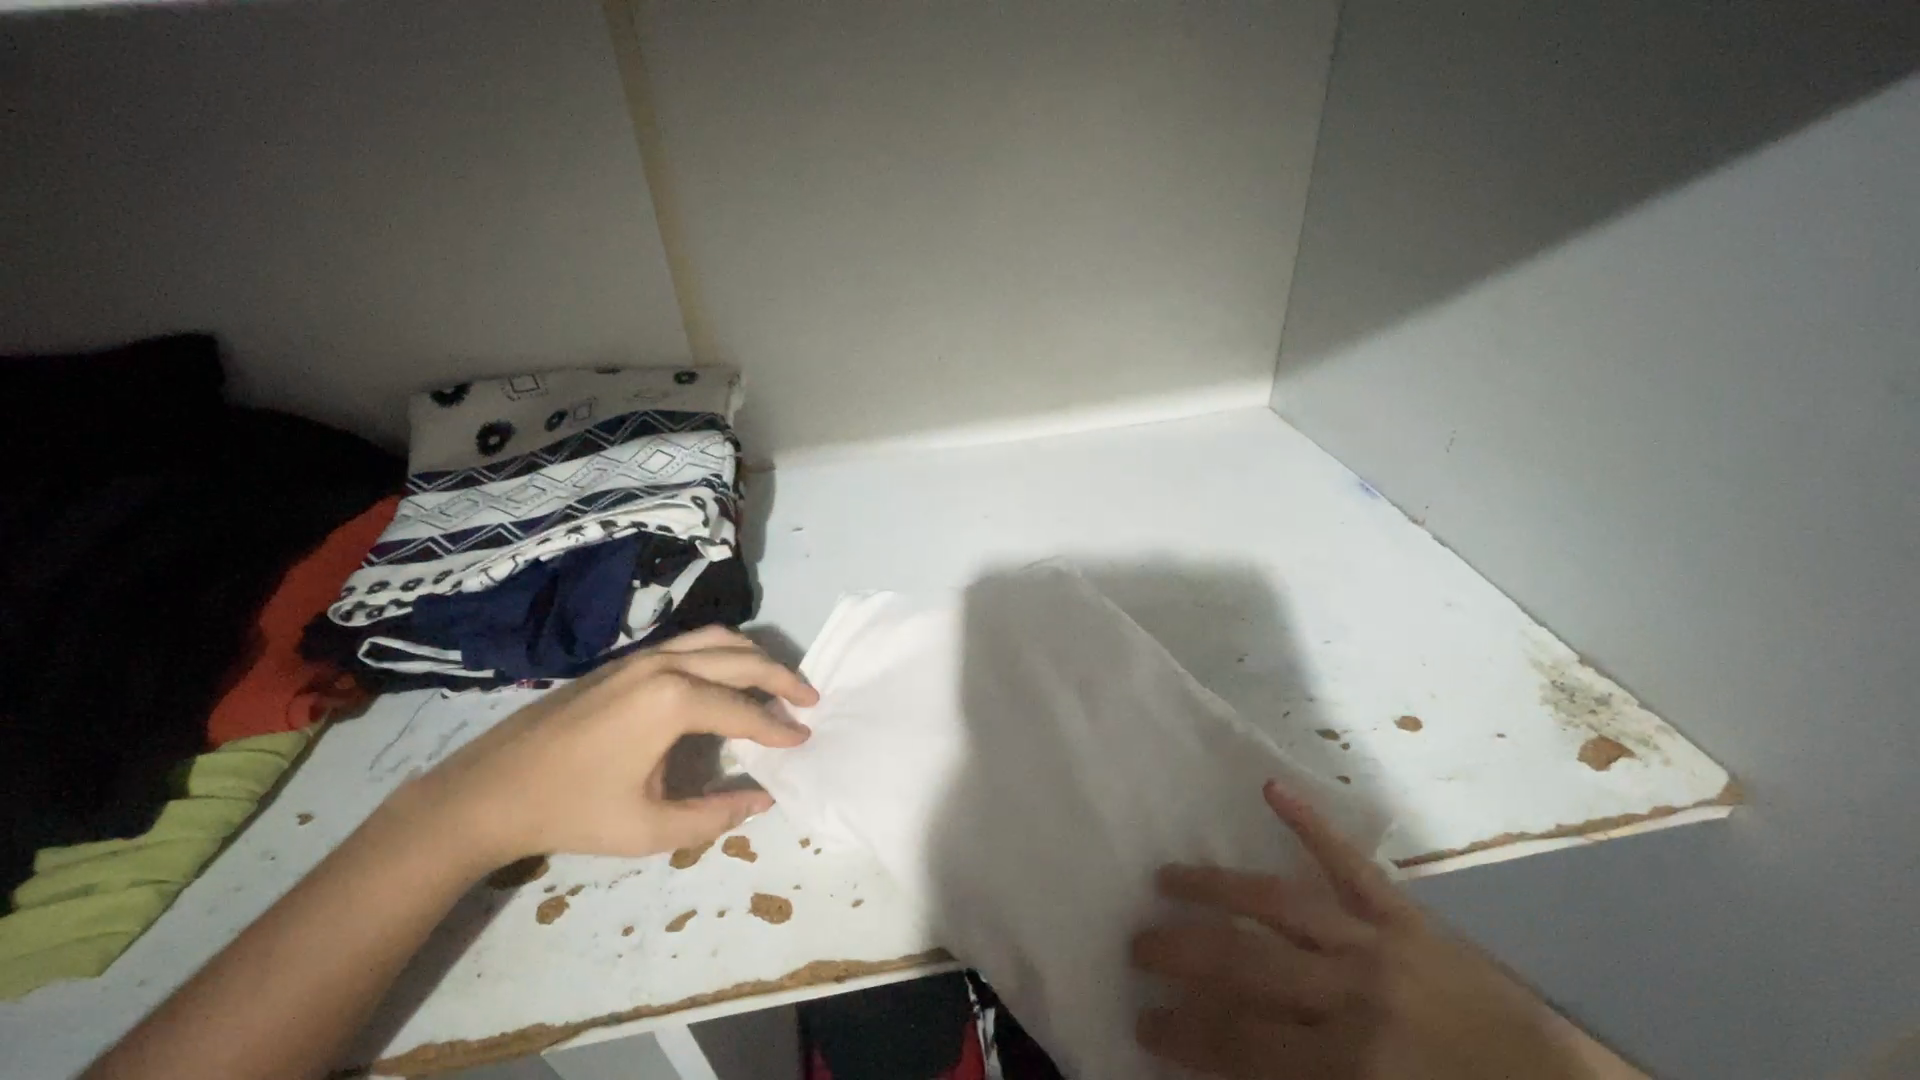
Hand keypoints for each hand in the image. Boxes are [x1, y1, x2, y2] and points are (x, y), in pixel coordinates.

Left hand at [391, 626, 816, 873]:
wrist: (491, 790)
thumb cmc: (572, 811)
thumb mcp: (650, 829)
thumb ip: (715, 815)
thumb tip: (763, 801)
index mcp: (673, 702)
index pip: (745, 711)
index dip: (780, 729)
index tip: (806, 740)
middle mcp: (664, 665)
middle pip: (741, 660)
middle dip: (782, 679)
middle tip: (810, 700)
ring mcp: (641, 657)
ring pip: (716, 640)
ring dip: (754, 659)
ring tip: (777, 684)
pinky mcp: (624, 661)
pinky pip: (691, 644)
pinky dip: (724, 655)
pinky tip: (727, 680)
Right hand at [1131, 782, 1645, 1079]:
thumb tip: (1218, 1060)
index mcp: (1348, 1066)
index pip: (1237, 1042)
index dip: (1181, 1033)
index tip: (1139, 1023)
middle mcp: (1353, 993)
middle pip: (1244, 964)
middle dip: (1180, 955)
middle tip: (1135, 947)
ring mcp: (1381, 944)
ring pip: (1279, 903)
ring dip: (1216, 889)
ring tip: (1166, 881)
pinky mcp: (1408, 918)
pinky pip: (1352, 866)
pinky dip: (1312, 825)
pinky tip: (1272, 789)